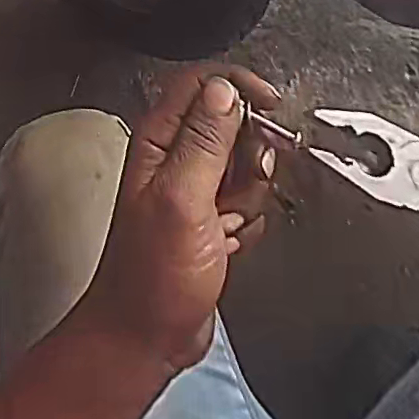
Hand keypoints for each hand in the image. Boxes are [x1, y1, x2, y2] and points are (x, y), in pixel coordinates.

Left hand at [73, 65, 281, 374]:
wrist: (147, 334)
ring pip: (245, 162)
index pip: (202, 83)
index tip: (271, 106)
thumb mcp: (182, 198)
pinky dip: (246, 219)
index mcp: (160, 138)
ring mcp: (194, 184)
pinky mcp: (210, 212)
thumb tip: (225, 89)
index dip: (239, 87)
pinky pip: (247, 197)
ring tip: (224, 222)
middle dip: (248, 154)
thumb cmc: (152, 274)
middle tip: (236, 187)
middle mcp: (175, 154)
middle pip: (231, 122)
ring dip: (247, 194)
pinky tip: (226, 240)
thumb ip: (205, 140)